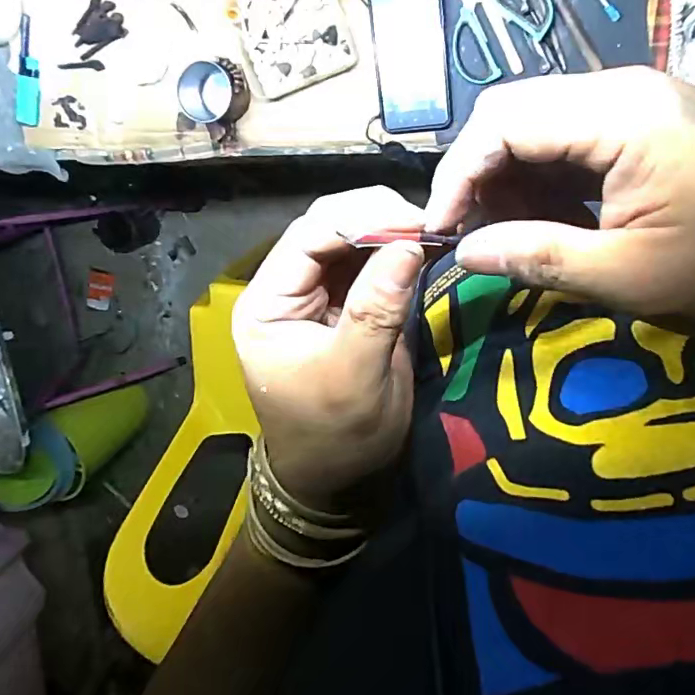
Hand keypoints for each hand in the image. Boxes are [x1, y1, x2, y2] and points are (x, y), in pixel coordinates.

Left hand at [231, 187, 425, 509]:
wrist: (335, 476)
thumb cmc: (335, 435)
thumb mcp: (356, 376)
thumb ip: (376, 309)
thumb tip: (408, 244)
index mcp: (266, 305)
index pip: (307, 237)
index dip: (360, 219)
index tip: (414, 222)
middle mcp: (282, 290)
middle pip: (323, 229)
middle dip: (374, 218)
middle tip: (426, 224)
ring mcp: (310, 295)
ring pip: (345, 240)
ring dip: (386, 230)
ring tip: (428, 231)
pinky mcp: (337, 304)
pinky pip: (362, 264)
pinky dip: (390, 252)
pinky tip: (418, 247)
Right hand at [424, 67, 694, 324]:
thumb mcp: (633, 276)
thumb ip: (538, 258)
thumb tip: (464, 252)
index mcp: (616, 114)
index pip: (499, 122)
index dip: (456, 178)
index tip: (438, 233)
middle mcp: (619, 91)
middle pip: (510, 114)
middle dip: (477, 177)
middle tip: (469, 237)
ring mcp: (634, 104)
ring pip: (535, 128)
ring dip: (508, 182)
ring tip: (506, 238)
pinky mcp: (645, 126)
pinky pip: (568, 142)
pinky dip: (543, 183)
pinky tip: (548, 224)